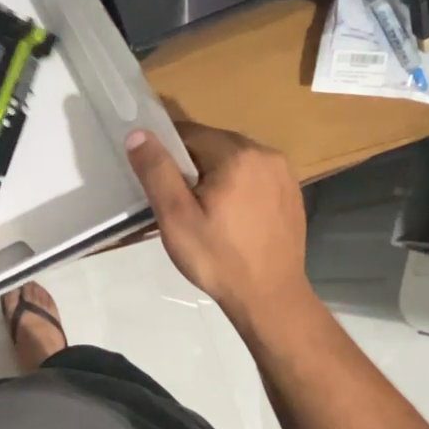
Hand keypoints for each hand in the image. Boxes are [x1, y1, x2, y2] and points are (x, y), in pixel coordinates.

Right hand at [124, 121, 311, 326]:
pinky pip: (253, 175)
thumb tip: (137, 133)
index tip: (154, 178)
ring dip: (213, 174)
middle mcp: (265, 153)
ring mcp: (283, 172)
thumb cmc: (216, 257)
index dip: (166, 152)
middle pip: (213, 144)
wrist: (268, 295)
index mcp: (236, 154)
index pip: (189, 133)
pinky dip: (235, 185)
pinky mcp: (291, 191)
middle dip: (190, 164)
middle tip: (175, 200)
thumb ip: (157, 171)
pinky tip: (228, 216)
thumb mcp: (175, 217)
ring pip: (234, 159)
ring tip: (200, 210)